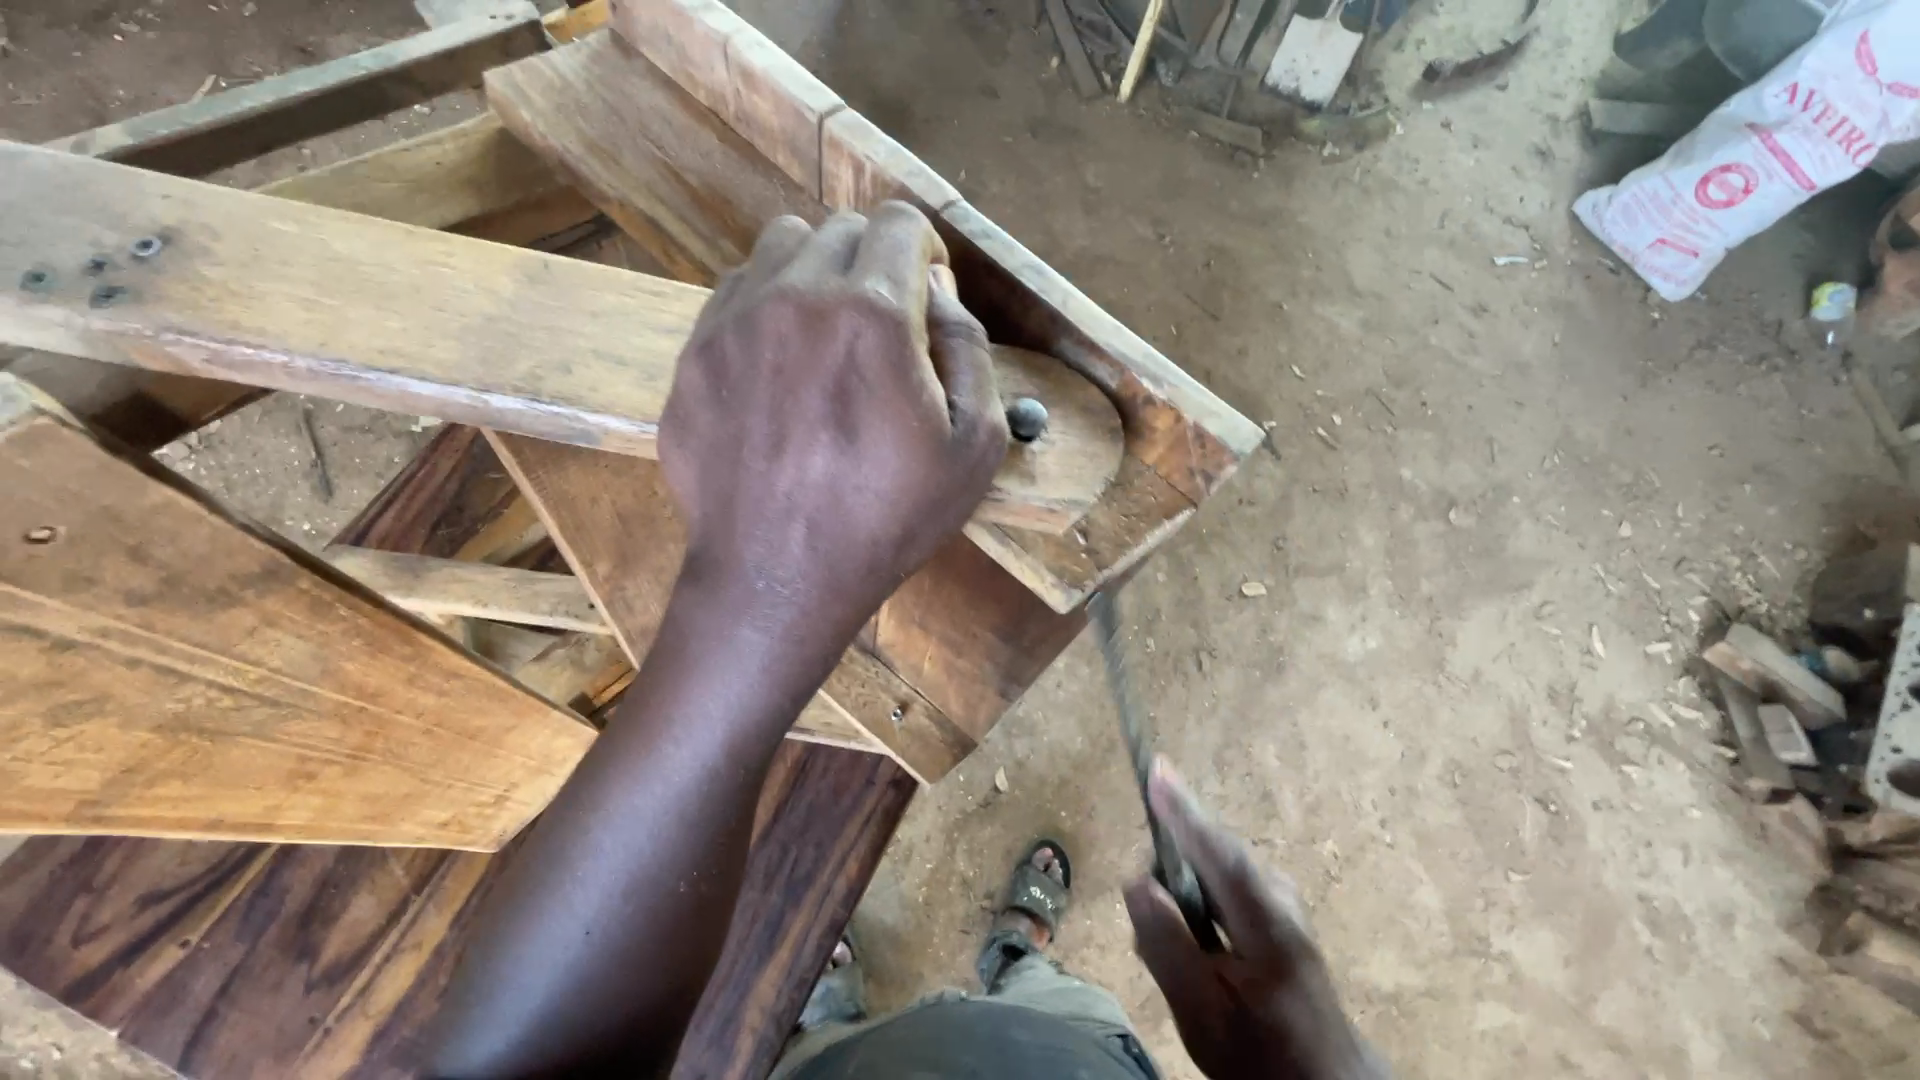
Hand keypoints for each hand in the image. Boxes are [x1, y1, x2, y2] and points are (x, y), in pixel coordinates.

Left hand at [659, 203, 1007, 639]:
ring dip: (816, 274)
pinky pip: (735, 292)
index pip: (900, 223)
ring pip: (781, 248)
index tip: (926, 297)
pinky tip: (778, 367)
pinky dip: (766, 308)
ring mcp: (734, 322)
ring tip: (826, 338)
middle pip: (842, 229)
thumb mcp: (975, 446)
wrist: (779, 577)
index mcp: (873, 314)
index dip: (924, 254)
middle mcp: (797, 296)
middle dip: (874, 264)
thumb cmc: (888, 520)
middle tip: (881, 329)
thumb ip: (969, 348)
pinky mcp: (694, 354)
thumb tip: (937, 291)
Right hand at [1126, 761, 1387, 1079]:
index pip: (1220, 853)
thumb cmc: (1260, 1054)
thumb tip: (1135, 878)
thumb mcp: (1202, 1013)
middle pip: (1213, 855)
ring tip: (1180, 960)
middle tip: (1151, 931)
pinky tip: (1198, 954)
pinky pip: (1224, 885)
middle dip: (1171, 868)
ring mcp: (1284, 902)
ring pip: (1215, 870)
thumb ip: (1166, 944)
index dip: (1184, 812)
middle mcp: (1281, 898)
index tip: (1156, 769)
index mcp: (1268, 924)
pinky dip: (1198, 904)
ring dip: (1183, 894)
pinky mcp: (1278, 910)